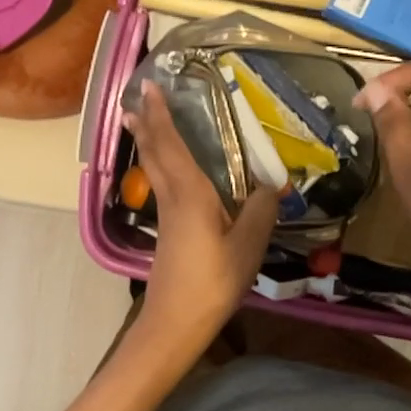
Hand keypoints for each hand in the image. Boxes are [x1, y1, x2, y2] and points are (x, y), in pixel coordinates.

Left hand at [123, 80, 278, 344]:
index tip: (148, 88)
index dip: (160, 115)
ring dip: (148, 144)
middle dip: (146, 125)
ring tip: (141, 125)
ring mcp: (167, 217)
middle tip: (136, 100)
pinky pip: (162, 187)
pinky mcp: (168, 233)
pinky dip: (159, 166)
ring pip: (153, 170)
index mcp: (190, 194)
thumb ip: (260, 209)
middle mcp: (172, 198)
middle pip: (154, 154)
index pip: (171, 145)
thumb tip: (274, 181)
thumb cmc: (212, 281)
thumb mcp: (248, 245)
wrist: (176, 322)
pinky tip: (169, 174)